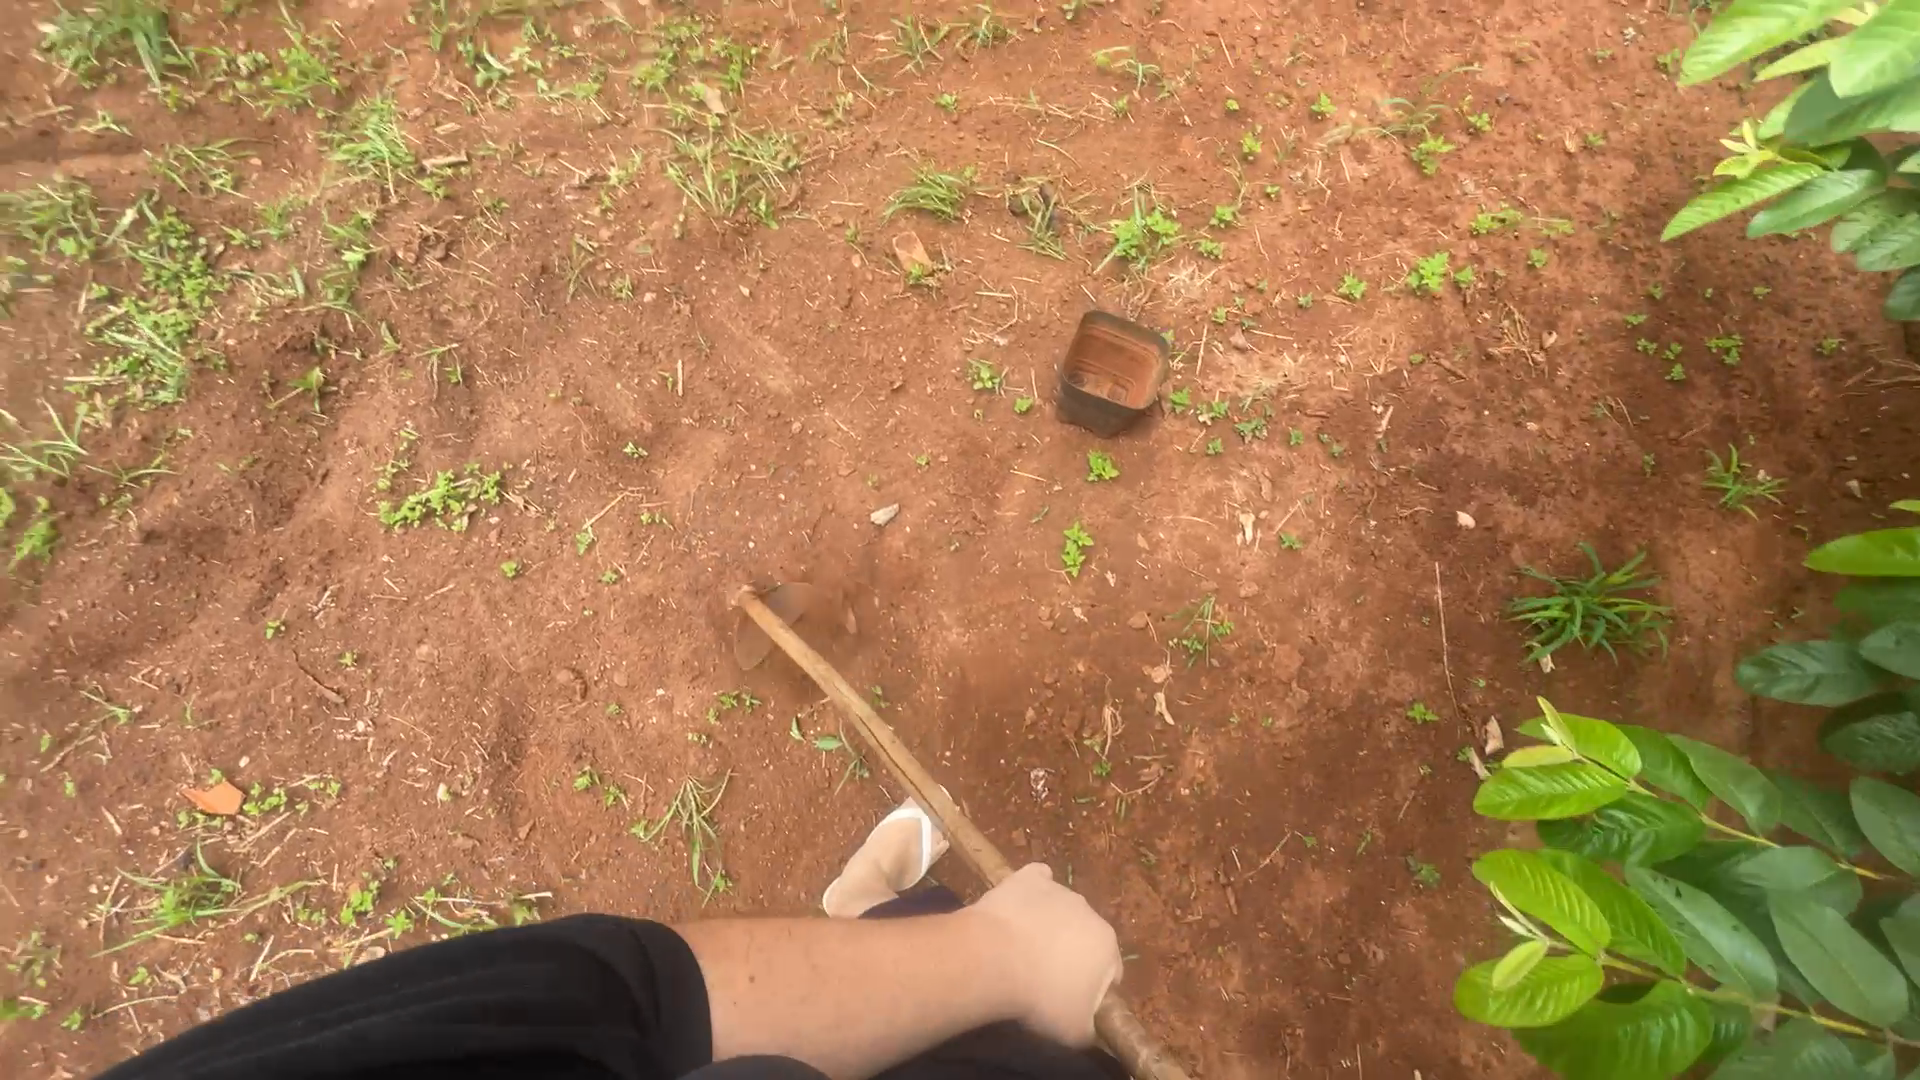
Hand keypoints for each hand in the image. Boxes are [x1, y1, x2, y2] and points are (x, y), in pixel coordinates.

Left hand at [968, 863, 1121, 1046]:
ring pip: (1061, 909)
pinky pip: (1038, 879)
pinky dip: (1033, 891)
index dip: (1093, 988)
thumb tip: (1092, 1025)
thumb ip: (1093, 1027)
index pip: (1110, 970)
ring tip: (1023, 947)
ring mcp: (1057, 889)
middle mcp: (1088, 910)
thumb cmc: (1040, 998)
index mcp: (1107, 944)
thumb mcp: (1077, 1033)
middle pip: (1085, 935)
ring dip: (1050, 925)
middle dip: (1072, 954)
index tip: (1073, 1001)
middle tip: (1046, 976)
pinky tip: (1020, 907)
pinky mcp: (1028, 876)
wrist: (994, 958)